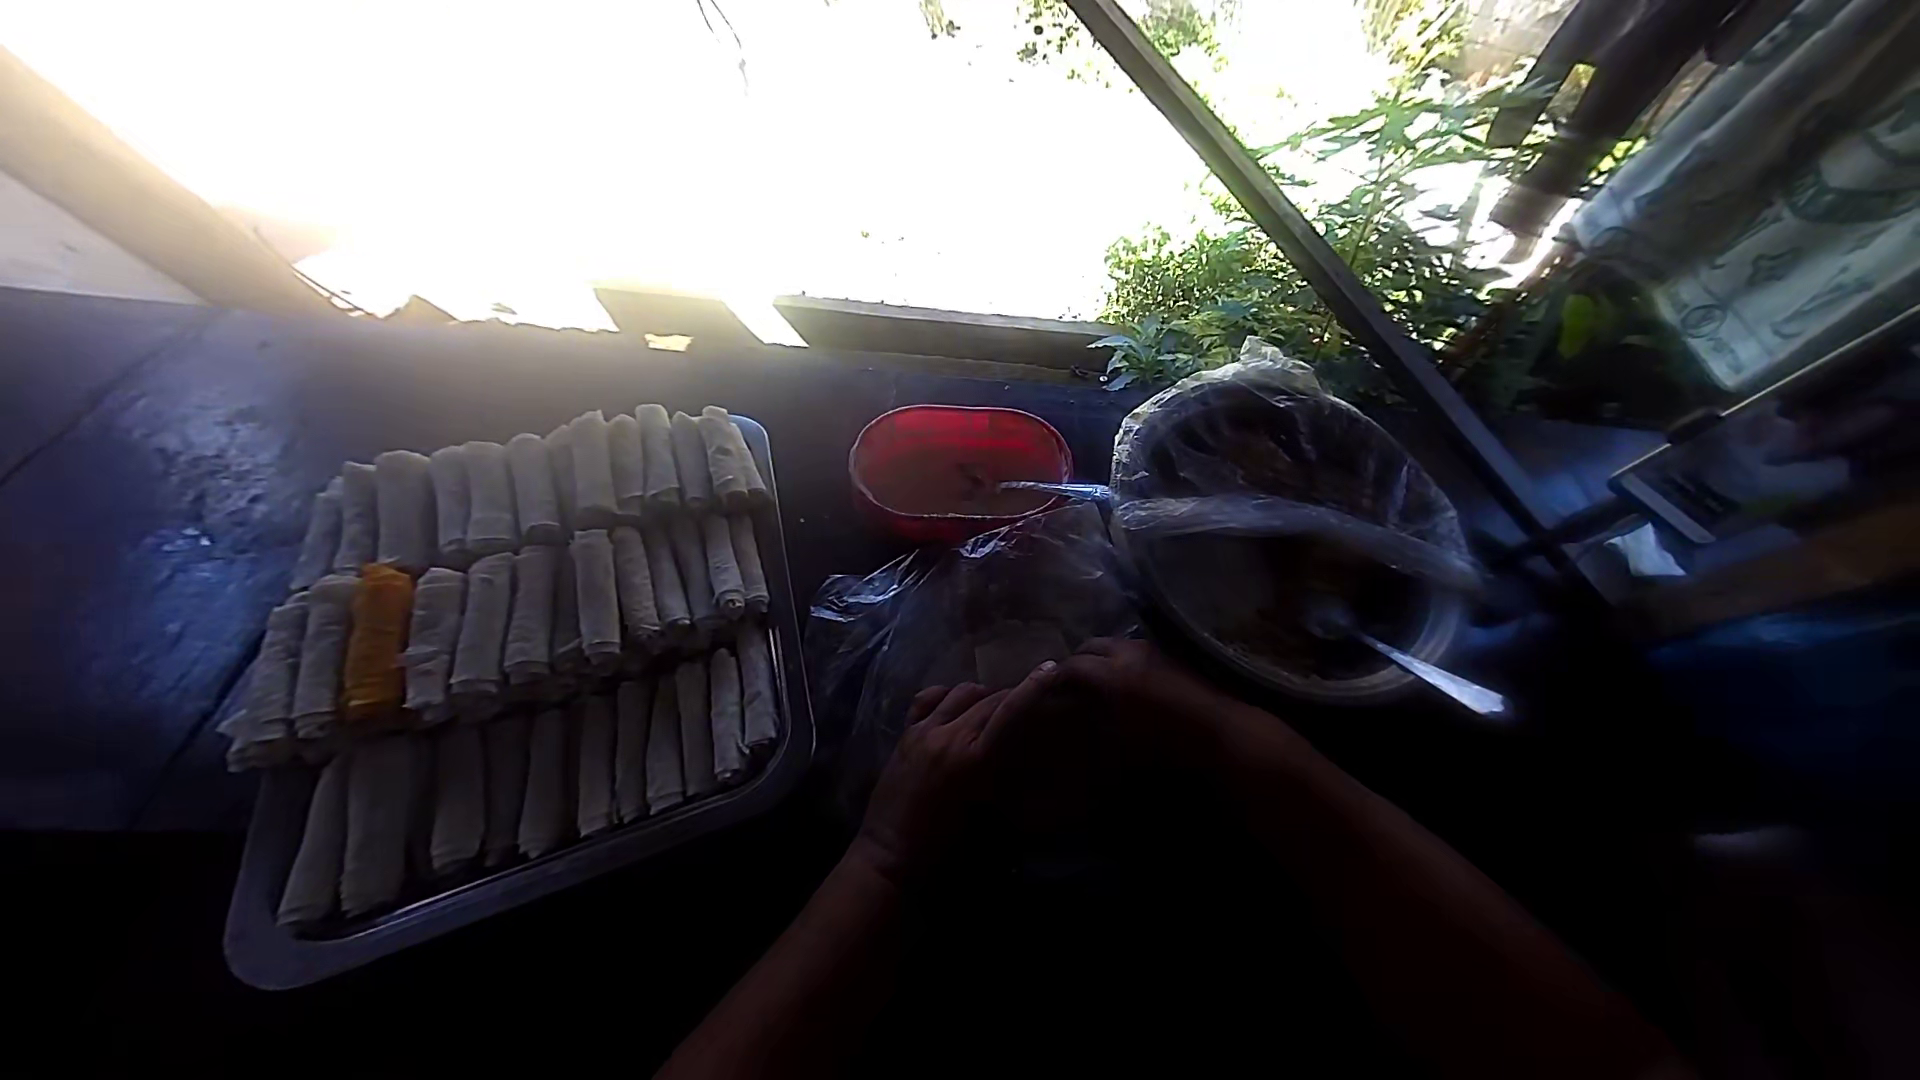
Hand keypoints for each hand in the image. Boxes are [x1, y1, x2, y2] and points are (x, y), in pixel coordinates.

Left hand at [852, 667, 1057, 884]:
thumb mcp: (985, 814)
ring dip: (980, 693)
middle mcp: (949, 734)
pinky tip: (953, 702)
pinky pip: (927, 699)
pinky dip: (945, 695)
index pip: (1008, 711)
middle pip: (988, 700)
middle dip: (1010, 694)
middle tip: (1026, 698)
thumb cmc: (945, 848)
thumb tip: (1019, 755)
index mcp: (973, 758)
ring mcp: (924, 730)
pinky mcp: (906, 734)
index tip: (1050, 668)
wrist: (890, 855)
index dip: (1032, 687)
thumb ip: (1002, 777)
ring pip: (960, 692)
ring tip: (991, 703)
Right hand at [1054, 638, 1247, 757]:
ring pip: (1114, 644)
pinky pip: (1134, 650)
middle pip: (1091, 645)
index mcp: (1113, 674)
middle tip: (1069, 680)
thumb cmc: (1170, 745)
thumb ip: (1095, 719)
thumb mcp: (1122, 739)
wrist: (1224, 734)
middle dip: (1076, 659)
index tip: (1046, 688)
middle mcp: (1129, 653)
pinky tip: (1125, 679)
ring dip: (1100, 657)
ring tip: (1096, 678)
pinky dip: (1121, 659)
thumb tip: (1076, 711)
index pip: (1073, 666)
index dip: (1056, 676)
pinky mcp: (1169, 654)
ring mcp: (1152, 650)